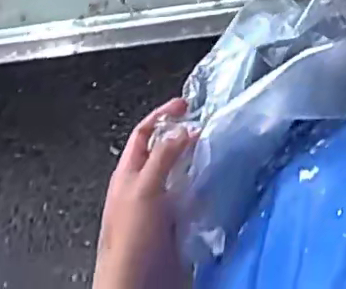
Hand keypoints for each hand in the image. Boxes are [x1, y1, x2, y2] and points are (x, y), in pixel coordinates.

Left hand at [94, 98, 196, 288]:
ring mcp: (161, 209)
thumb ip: (162, 156)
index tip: (185, 104)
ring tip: (215, 153)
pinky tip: (216, 190)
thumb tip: (182, 128)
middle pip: (165, 153)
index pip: (144, 132)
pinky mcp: (177, 230)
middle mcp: (145, 188)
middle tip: (206, 127)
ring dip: (197, 165)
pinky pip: (193, 204)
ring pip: (182, 176)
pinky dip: (205, 194)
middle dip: (184, 138)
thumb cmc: (129, 242)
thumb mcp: (143, 189)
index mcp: (129, 173)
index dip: (162, 115)